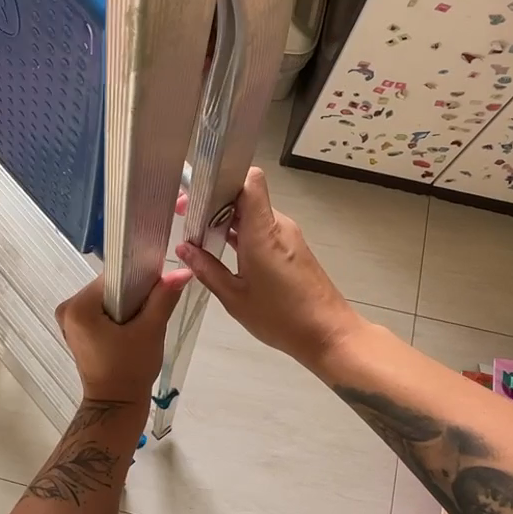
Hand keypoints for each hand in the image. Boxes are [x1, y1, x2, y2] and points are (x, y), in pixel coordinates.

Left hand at [56, 268, 192, 402]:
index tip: (155, 291)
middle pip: (107, 288)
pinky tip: (130, 329)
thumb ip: (163, 298)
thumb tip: (182, 271)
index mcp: (78, 308)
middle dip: (131, 296)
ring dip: (125, 306)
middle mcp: (67, 310)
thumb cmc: (130, 370)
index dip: (136, 280)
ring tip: (141, 322)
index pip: (111, 278)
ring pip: (106, 299)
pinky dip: (116, 315)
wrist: (116, 405)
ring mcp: (69, 321)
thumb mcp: (150, 331)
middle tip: (150, 311)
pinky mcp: (77, 331)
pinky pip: (100, 311)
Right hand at [175, 167, 367, 370]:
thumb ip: (207, 269)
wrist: (328, 334)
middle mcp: (277, 225)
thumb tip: (184, 249)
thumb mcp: (234, 298)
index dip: (221, 178)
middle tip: (184, 216)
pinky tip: (219, 249)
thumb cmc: (281, 318)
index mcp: (262, 231)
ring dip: (224, 219)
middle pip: (244, 194)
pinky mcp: (289, 248)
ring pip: (250, 212)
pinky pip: (259, 228)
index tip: (194, 195)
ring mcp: (285, 235)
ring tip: (196, 234)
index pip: (248, 181)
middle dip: (212, 201)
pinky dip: (237, 232)